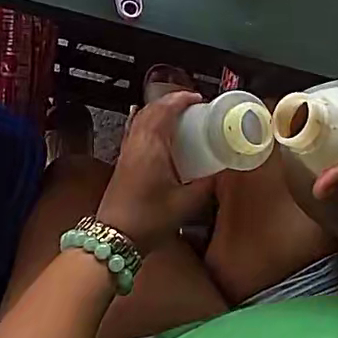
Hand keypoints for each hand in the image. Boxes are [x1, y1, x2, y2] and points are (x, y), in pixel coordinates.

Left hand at [96, 90, 212, 250]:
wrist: (115, 238)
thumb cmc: (150, 219)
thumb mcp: (188, 202)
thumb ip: (207, 184)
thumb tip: (222, 171)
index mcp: (152, 145)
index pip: (165, 108)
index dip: (181, 98)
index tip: (198, 98)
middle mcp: (136, 143)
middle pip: (151, 109)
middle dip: (171, 101)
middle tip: (191, 106)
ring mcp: (126, 152)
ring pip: (140, 119)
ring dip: (158, 112)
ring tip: (178, 117)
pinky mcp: (123, 163)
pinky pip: (135, 132)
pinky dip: (149, 125)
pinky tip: (159, 136)